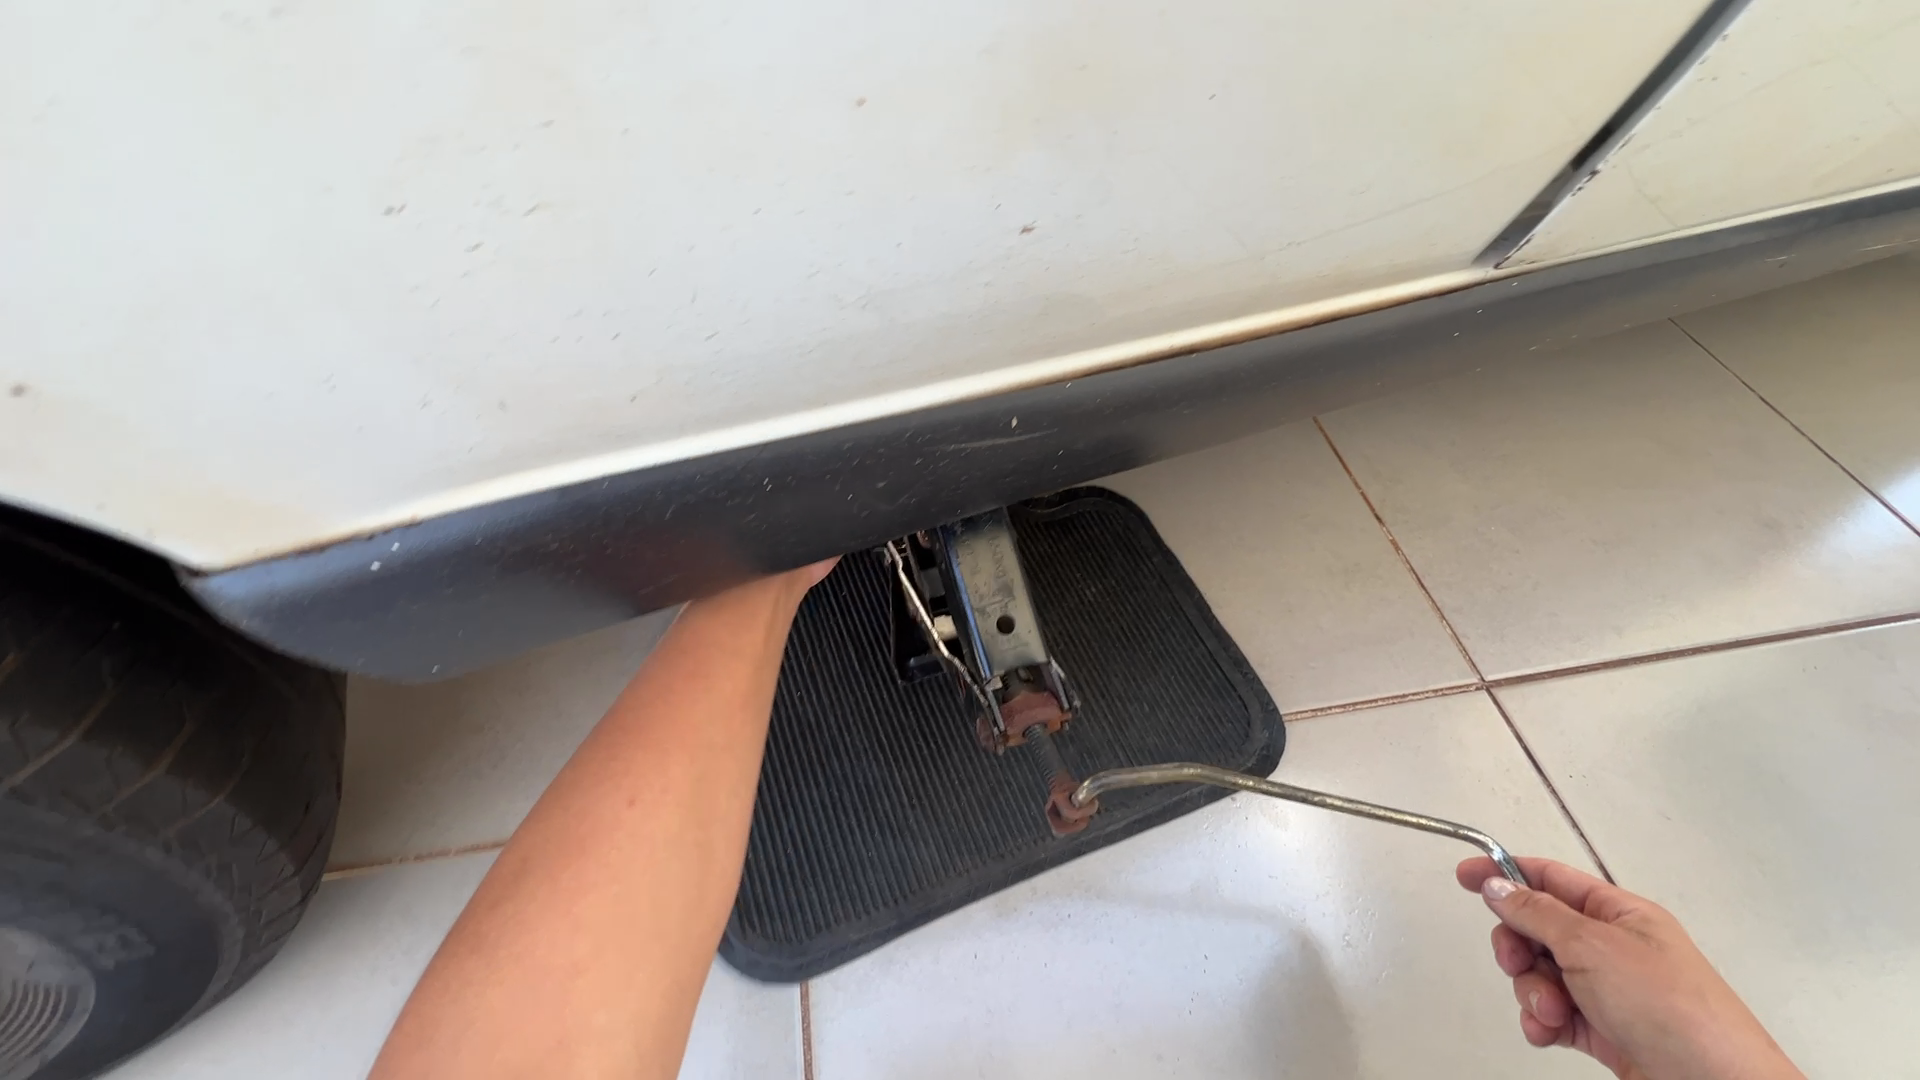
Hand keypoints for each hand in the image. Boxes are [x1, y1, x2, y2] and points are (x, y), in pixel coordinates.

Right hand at [1457, 857, 1803, 1079]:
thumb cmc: (1663, 1005)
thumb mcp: (1592, 946)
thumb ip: (1535, 911)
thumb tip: (1495, 884)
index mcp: (1620, 915)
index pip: (1550, 878)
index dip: (1505, 872)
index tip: (1463, 877)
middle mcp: (1612, 948)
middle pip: (1536, 928)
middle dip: (1517, 946)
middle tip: (1515, 962)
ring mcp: (1609, 992)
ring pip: (1539, 972)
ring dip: (1531, 990)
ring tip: (1551, 1012)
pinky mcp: (1603, 1031)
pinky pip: (1552, 1012)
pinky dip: (1541, 1020)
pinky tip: (1547, 1032)